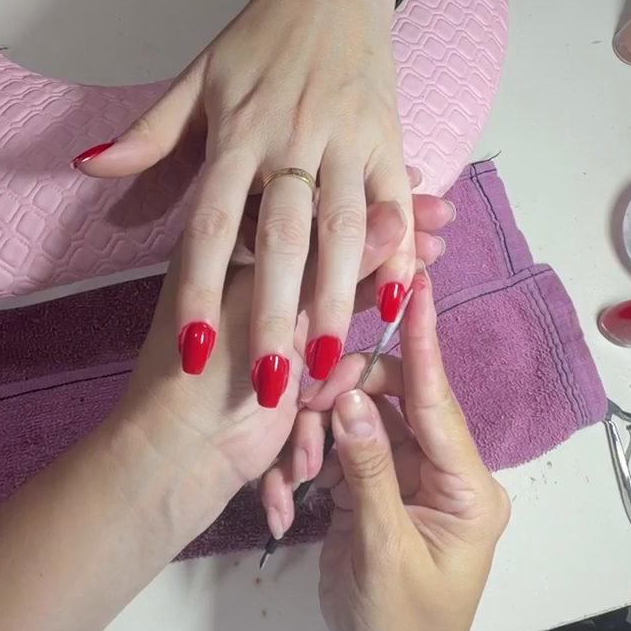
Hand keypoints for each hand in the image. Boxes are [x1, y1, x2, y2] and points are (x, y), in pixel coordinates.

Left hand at [75, 0, 412, 409]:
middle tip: (266, 382)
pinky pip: (395, 202)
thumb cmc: (259, 36)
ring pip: (343, 229)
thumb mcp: (197, 77)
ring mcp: (345, 140)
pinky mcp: (389, 138)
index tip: (189, 351)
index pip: (211, 223)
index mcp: (237, 134)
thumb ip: (150, 133)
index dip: (197, 288)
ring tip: (329, 362)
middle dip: (274, 314)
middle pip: (280, 239)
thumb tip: (88, 167)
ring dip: (339, 297)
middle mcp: (291, 141)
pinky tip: (402, 301)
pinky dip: (403, 250)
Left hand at [108, 194, 457, 540]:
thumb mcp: (267, 303)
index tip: (412, 179)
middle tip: (442, 212)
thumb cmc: (209, 368)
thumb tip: (392, 214)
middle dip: (389, 224)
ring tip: (442, 240)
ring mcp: (283, 303)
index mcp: (232, 238)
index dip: (358, 187)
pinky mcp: (301, 342)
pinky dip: (379, 297)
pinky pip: (346, 311)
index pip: (305, 198)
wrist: (188, 451)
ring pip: (346, 270)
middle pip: (334, 232)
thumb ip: (327, 262)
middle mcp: (259, 262)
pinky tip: (415, 280)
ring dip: (392, 258)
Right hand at [304, 274, 509, 630]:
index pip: (440, 402)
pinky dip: (314, 456)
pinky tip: (291, 487)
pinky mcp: (373, 485)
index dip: (425, 343)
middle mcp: (440, 468)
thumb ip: (368, 473)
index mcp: (466, 486)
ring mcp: (405, 475)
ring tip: (295, 472)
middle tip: (303, 406)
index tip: (418, 288)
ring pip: (360, 419)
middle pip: (393, 399)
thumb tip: (350, 401)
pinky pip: (341, 448)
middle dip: (347, 395)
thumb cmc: (405, 628)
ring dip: (322, 432)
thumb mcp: (383, 554)